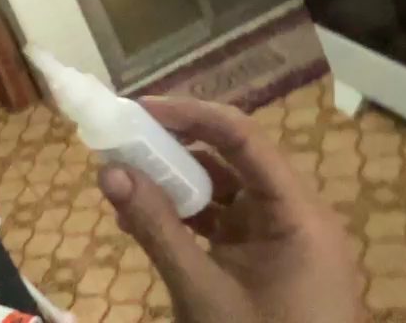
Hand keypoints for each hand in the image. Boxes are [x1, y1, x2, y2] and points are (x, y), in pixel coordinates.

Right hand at [100, 97, 364, 322]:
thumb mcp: (204, 295)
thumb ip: (156, 228)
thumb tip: (106, 170)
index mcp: (299, 216)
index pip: (242, 137)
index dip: (189, 114)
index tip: (137, 109)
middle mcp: (296, 215)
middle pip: (231, 154)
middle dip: (174, 143)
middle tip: (123, 137)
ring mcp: (281, 238)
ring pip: (222, 184)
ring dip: (173, 178)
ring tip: (125, 178)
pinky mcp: (266, 260)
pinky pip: (221, 217)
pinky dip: (183, 212)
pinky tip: (143, 221)